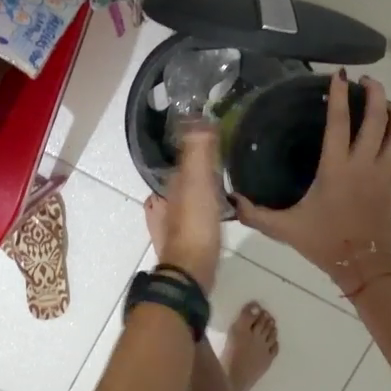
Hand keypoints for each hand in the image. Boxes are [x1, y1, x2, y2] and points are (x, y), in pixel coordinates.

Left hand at [144, 124, 223, 292]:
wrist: (191, 272)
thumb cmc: (194, 226)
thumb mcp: (197, 184)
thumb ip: (198, 152)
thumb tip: (198, 117)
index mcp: (167, 188)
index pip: (179, 161)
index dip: (194, 148)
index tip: (213, 137)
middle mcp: (165, 204)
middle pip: (182, 181)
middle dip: (197, 170)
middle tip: (223, 159)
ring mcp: (174, 225)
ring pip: (187, 199)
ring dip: (201, 190)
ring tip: (225, 182)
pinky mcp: (188, 242)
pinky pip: (197, 217)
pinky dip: (207, 209)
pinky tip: (221, 210)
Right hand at [234, 72, 390, 296]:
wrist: (361, 266)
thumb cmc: (322, 242)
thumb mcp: (283, 228)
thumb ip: (255, 213)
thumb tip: (230, 198)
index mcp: (335, 168)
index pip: (338, 123)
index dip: (338, 96)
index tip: (339, 76)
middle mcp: (363, 165)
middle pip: (377, 120)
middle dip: (376, 95)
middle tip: (369, 81)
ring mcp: (383, 177)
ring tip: (390, 103)